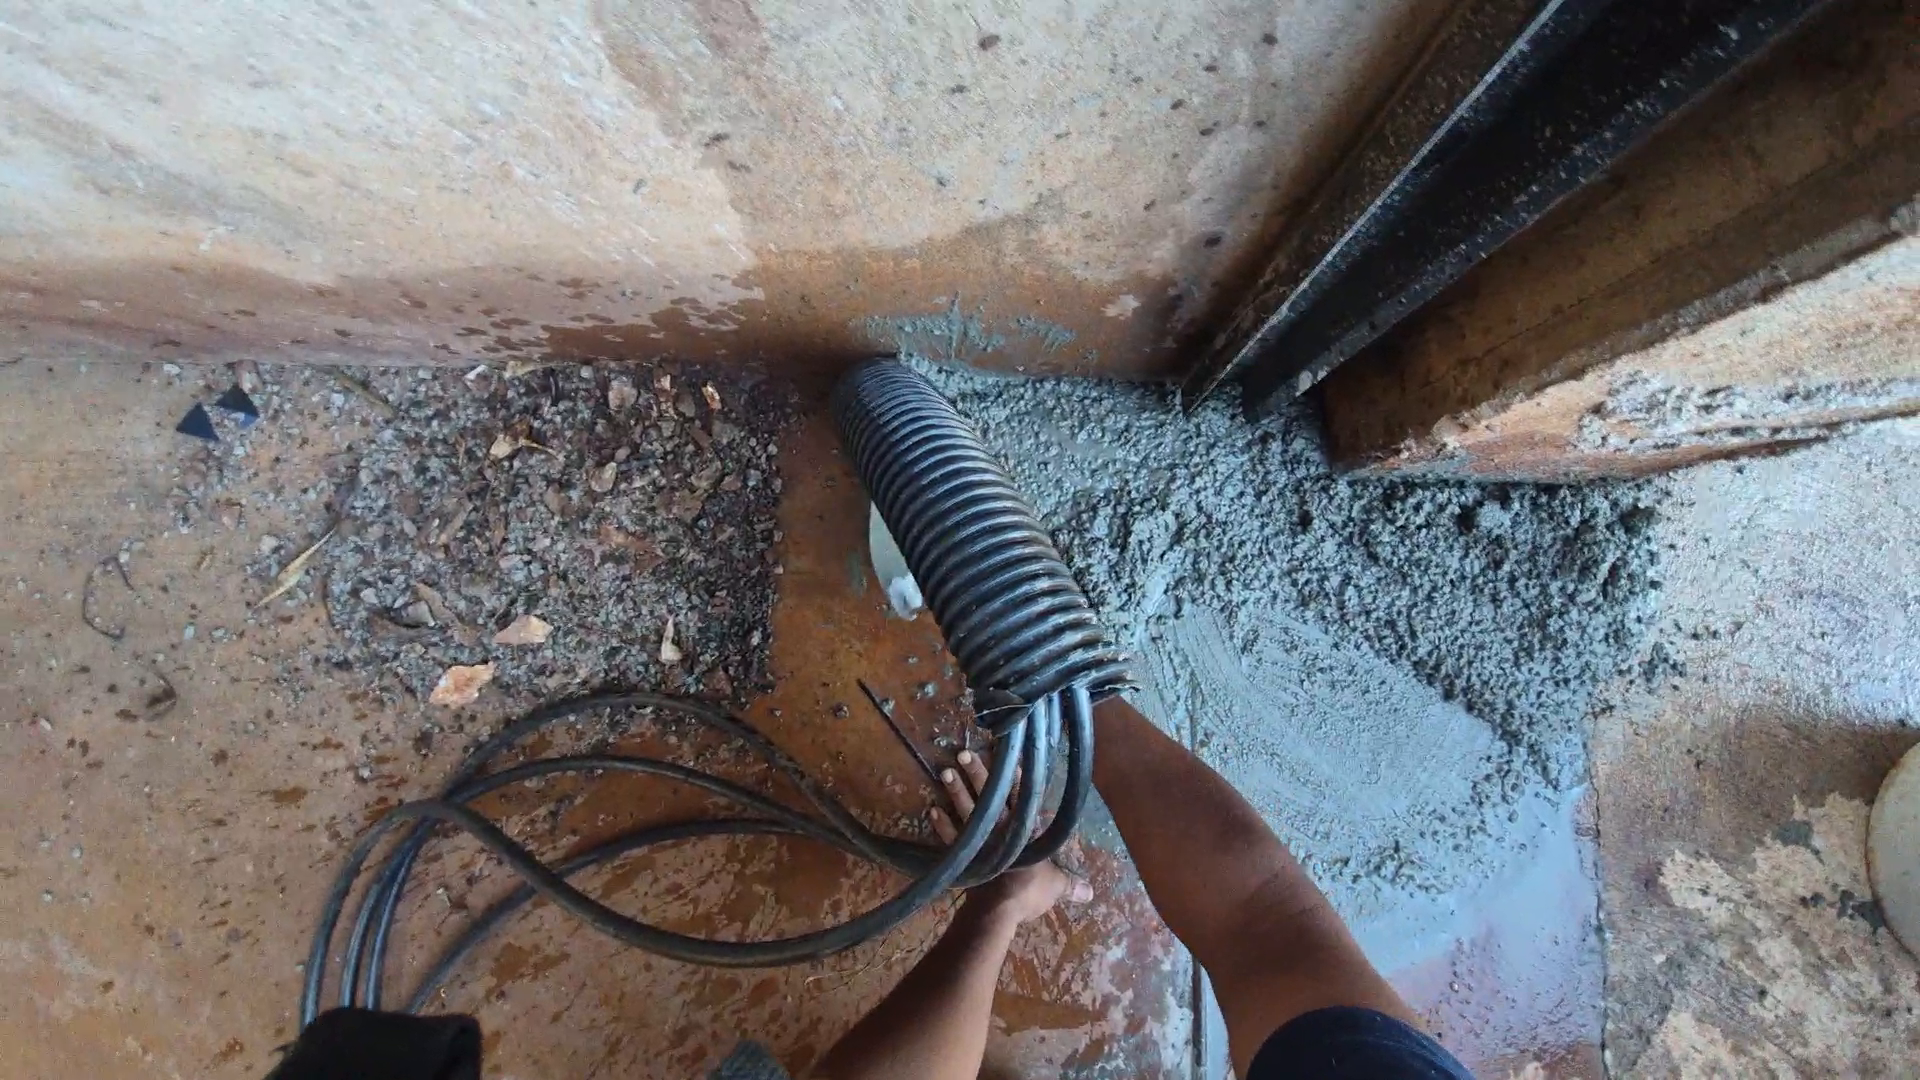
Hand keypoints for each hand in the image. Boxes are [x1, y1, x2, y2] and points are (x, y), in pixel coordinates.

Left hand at [929, 749, 1092, 924]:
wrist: (999, 908)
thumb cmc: (1029, 890)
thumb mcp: (1055, 886)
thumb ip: (1071, 885)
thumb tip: (1091, 893)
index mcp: (1022, 829)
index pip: (1020, 796)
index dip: (1015, 776)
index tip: (1007, 754)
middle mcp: (999, 828)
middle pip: (988, 795)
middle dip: (976, 773)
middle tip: (962, 753)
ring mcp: (979, 840)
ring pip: (966, 809)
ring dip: (955, 791)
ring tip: (944, 772)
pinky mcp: (963, 854)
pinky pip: (950, 836)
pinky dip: (941, 824)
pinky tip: (932, 809)